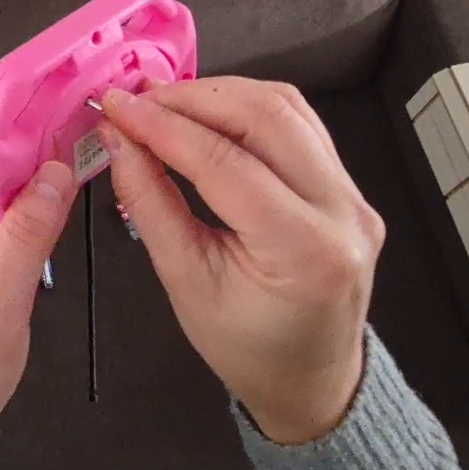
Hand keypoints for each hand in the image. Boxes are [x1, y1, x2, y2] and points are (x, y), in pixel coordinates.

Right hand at [97, 78, 384, 444]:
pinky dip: (244, 104)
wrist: (311, 376)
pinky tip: (205, 112)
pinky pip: (297, 120)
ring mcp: (353, 193)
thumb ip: (148, 201)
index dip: (162, 126)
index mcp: (304, 251)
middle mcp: (343, 211)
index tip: (114, 107)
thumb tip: (115, 137)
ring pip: (286, 106)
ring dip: (218, 93)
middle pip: (266, 117)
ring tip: (164, 103)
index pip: (224, 163)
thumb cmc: (242, 344)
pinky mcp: (347, 183)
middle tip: (136, 100)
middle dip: (191, 97)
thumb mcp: (183, 279)